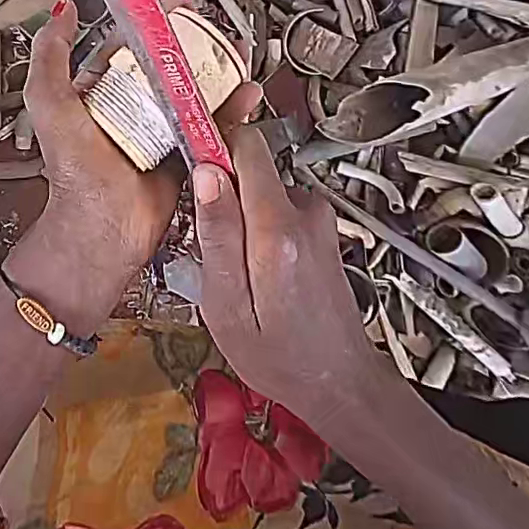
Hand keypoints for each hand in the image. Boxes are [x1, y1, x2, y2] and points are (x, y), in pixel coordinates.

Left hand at [13, 0, 260, 323]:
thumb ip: (51, 58)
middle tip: (211, 24)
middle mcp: (135, 107)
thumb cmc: (74, 171)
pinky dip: (231, 108)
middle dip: (193, 42)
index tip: (170, 3)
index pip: (130, 46)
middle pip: (170, 64)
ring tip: (234, 51)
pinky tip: (243, 93)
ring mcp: (163, 129)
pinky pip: (214, 124)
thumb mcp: (50, 105)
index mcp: (103, 93)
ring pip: (196, 90)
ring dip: (218, 69)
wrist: (104, 225)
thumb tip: (60, 14)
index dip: (151, 22)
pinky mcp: (187, 152)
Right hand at [191, 126, 388, 421]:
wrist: (339, 382)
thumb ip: (217, 233)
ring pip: (257, 188)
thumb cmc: (280, 355)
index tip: (189, 162)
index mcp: (277, 230)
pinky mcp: (319, 225)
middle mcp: (305, 213)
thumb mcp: (226, 304)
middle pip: (248, 167)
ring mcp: (317, 217)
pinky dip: (255, 227)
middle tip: (206, 242)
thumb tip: (205, 173)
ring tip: (232, 265)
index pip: (244, 146)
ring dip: (237, 216)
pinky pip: (272, 206)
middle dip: (218, 193)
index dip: (211, 147)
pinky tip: (254, 269)